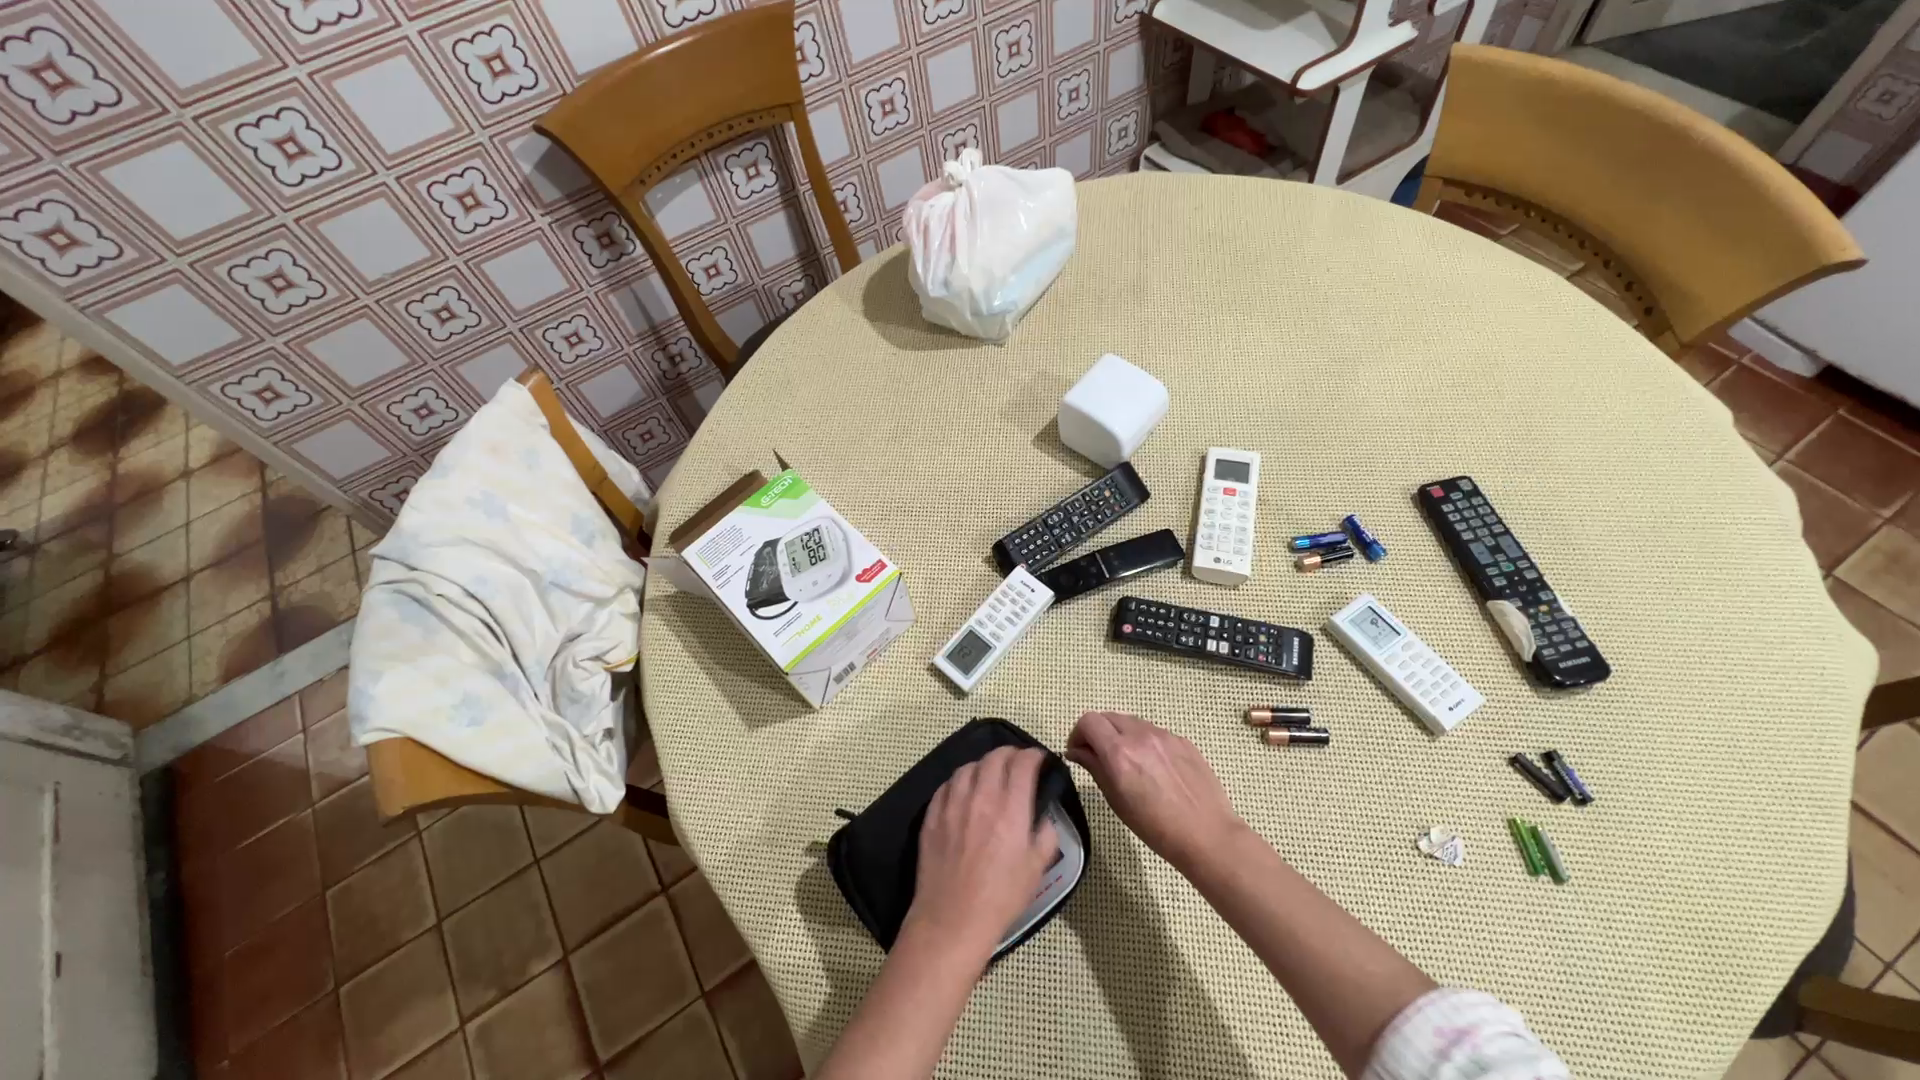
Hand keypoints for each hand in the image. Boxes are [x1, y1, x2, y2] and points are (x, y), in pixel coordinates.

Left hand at [904, 747, 1059, 959]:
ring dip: (983, 765)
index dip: (1034, 756)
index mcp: (1010, 808)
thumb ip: (1045, 835)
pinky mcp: (931, 816)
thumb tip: (1043, 817)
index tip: (1039, 759)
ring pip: (967, 767)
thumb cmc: (1001, 897)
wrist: (952, 918)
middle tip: (1017, 762)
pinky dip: (959, 781)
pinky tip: (964, 790)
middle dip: (1010, 754)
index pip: (1023, 764)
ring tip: (990, 773)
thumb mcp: (1037, 868)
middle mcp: (980, 798)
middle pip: (994, 758)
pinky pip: (946, 786)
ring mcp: (952, 805)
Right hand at [1066, 711, 1245, 872]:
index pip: (1088, 721)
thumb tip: (1077, 751)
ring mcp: (1165, 736)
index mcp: (1119, 752)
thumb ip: (1094, 768)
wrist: (1207, 834)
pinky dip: (1144, 742)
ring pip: (1132, 722)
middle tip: (1097, 756)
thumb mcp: (1116, 800)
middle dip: (1097, 732)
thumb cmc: (1156, 827)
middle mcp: (1141, 736)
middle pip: (1108, 717)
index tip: (1078, 752)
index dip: (1077, 734)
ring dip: (1121, 735)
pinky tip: (1154, 768)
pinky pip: (1155, 732)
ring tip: (1128, 763)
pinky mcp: (1183, 741)